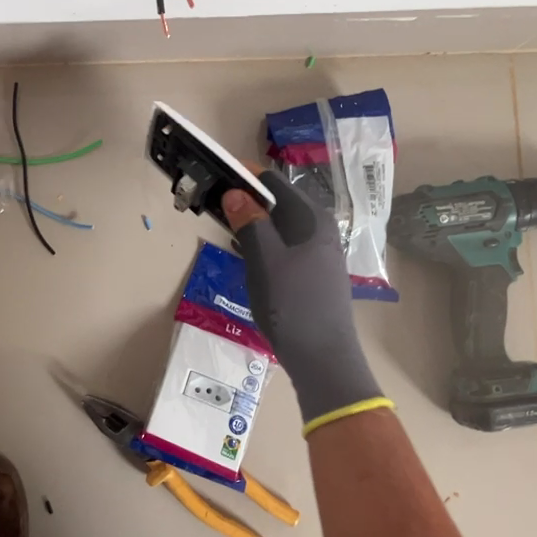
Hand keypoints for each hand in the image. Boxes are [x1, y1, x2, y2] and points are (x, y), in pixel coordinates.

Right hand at [223, 173, 390, 434]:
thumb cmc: (293, 305)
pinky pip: (283, 245)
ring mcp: (319, 252)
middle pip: (277, 202)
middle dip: (245, 201)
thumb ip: (250, 223)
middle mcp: (320, 228)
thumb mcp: (265, 261)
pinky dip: (262, 244)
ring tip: (223, 229)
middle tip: (213, 208)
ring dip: (252, 224)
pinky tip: (245, 256)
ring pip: (279, 225)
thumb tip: (234, 192)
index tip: (214, 181)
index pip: (273, 182)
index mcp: (312, 218)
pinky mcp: (313, 272)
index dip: (243, 177)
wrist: (323, 358)